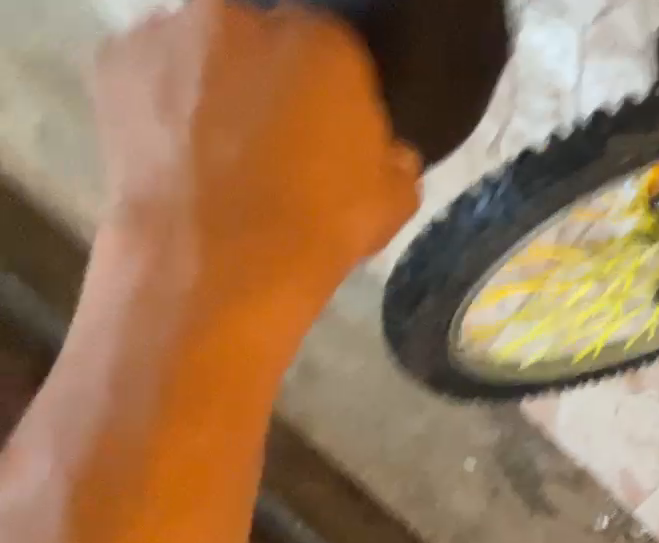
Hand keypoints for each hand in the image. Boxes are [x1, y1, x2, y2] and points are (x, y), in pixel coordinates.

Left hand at [93, 0, 420, 300]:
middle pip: (265, 37)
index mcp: (323, 45)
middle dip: (276, 75)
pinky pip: (156, 69)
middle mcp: (240, 17)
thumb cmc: (326, 221)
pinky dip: (171, 97)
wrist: (222, 254)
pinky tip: (190, 146)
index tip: (342, 126)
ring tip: (232, 144)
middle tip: (286, 133)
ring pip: (206, 48)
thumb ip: (391, 156)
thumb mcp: (397, 197)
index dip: (342, 90)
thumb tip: (382, 149)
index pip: (341, 48)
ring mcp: (167, 32)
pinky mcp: (112, 59)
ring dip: (220, 81)